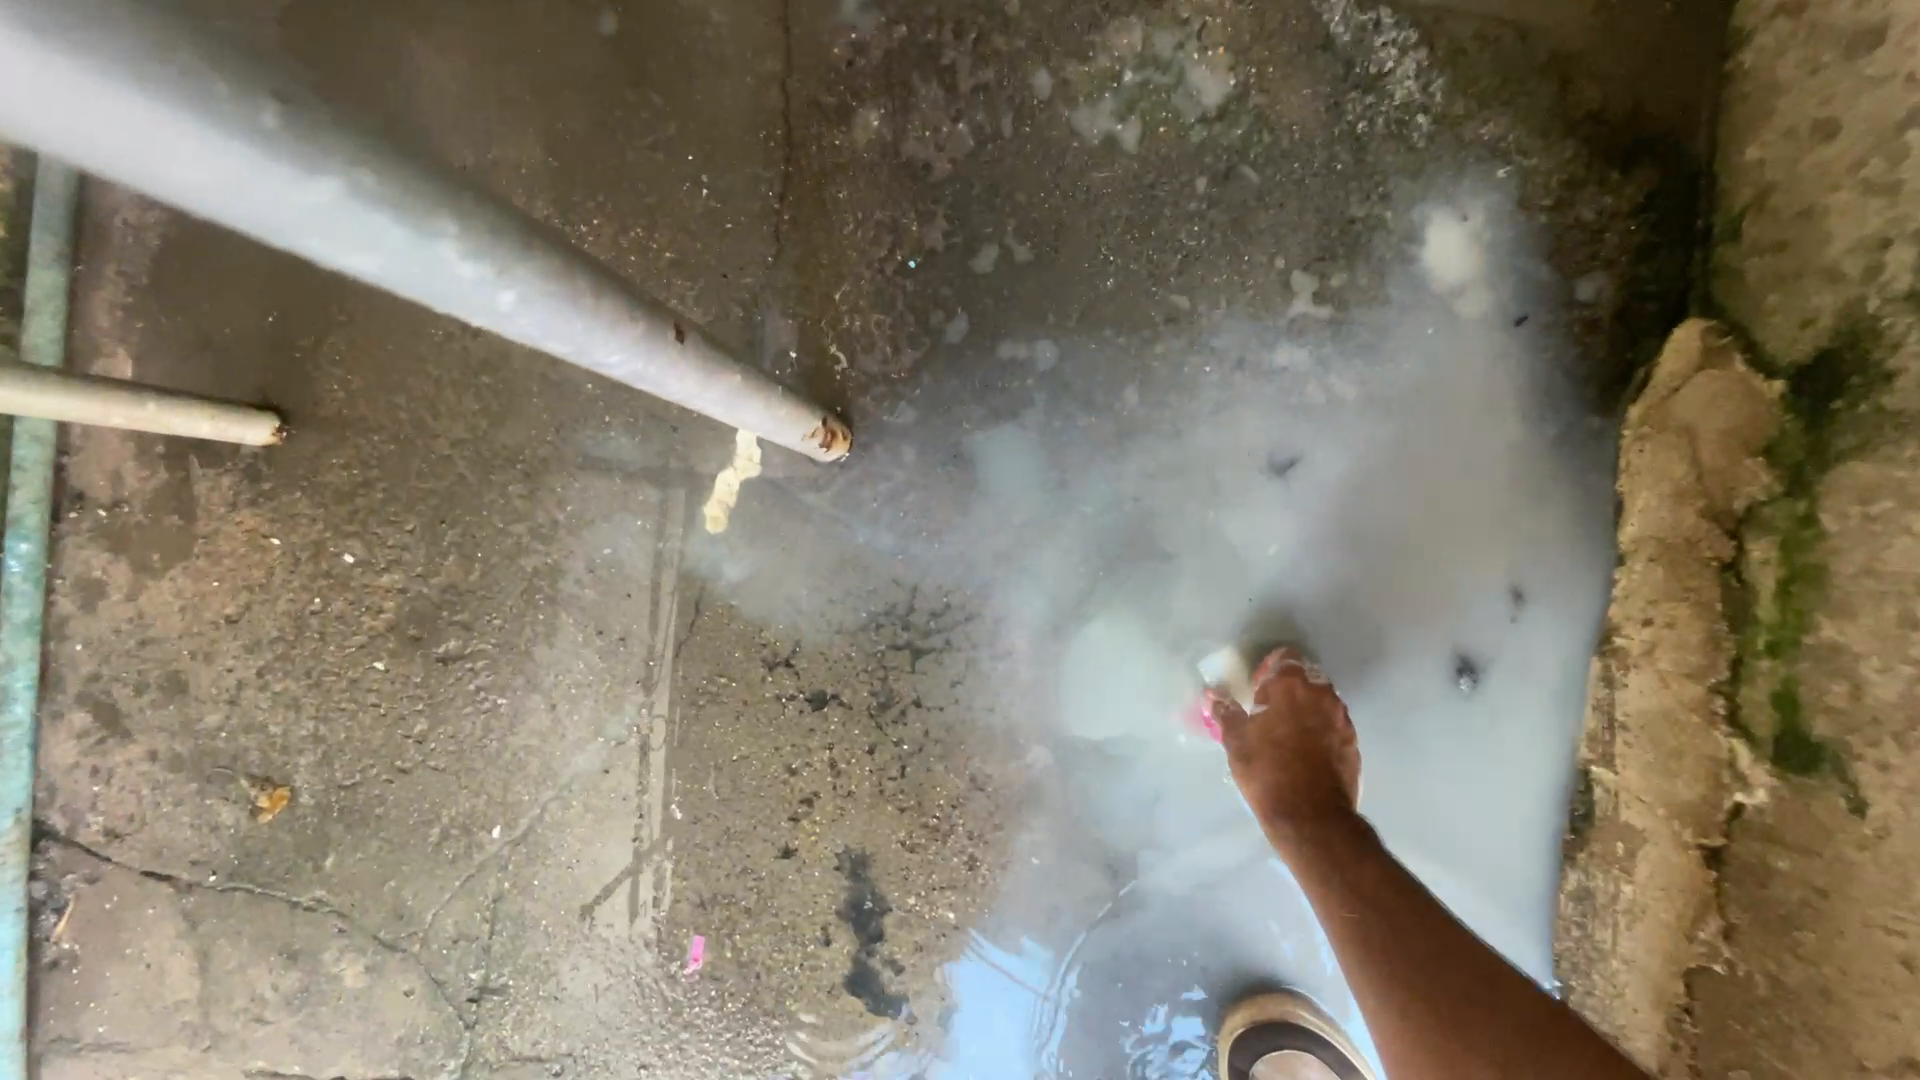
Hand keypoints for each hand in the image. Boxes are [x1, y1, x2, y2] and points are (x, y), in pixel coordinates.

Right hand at [1209, 647, 1361, 844]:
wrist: (1310, 815)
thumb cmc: (1266, 770)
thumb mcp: (1236, 741)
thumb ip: (1226, 713)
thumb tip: (1214, 696)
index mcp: (1290, 686)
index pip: (1285, 657)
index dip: (1270, 668)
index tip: (1257, 687)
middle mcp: (1321, 694)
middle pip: (1306, 677)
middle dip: (1289, 687)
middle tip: (1270, 708)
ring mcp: (1341, 718)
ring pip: (1322, 700)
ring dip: (1306, 706)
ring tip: (1288, 729)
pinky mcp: (1353, 742)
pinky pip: (1334, 723)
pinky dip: (1320, 727)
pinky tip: (1306, 749)